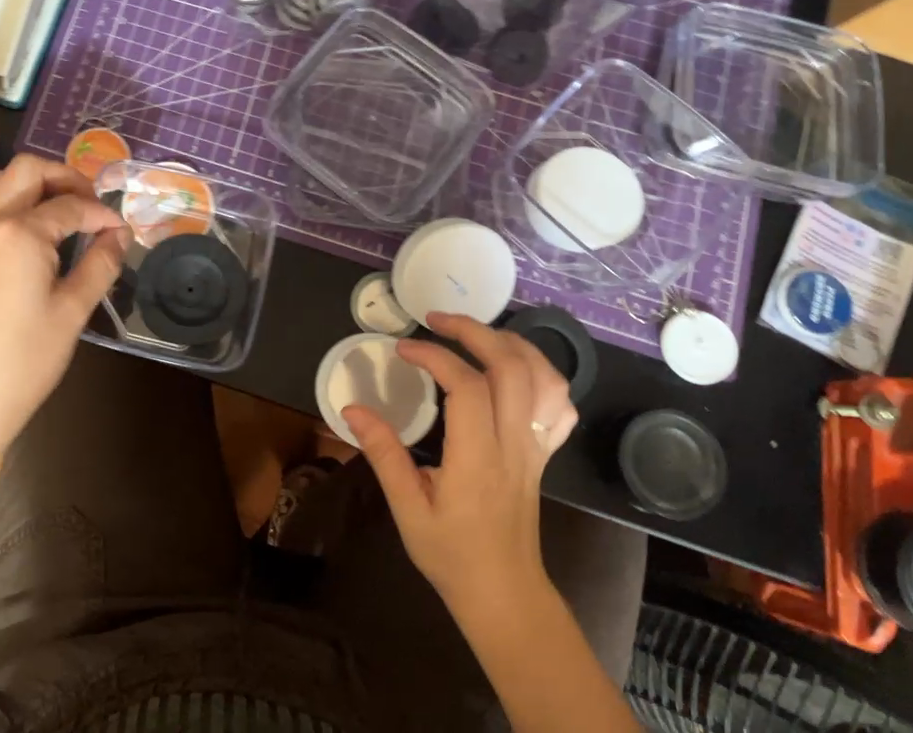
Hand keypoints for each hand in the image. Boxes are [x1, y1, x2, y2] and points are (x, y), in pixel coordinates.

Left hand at [0, 156, 128, 478]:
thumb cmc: (24, 364)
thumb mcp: (72, 313)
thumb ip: (99, 265)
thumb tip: (119, 235)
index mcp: (20, 232)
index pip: (70, 206)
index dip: (101, 213)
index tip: (120, 230)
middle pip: (25, 171)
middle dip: (62, 178)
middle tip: (87, 204)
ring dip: (14, 182)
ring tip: (40, 207)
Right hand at [342, 313, 577, 601]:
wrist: (505, 592)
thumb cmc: (451, 554)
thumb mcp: (406, 509)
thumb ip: (384, 454)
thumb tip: (353, 409)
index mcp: (478, 458)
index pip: (466, 387)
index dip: (435, 356)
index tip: (402, 349)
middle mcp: (514, 444)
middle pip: (511, 367)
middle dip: (475, 331)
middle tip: (436, 320)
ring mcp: (536, 448)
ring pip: (544, 378)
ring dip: (511, 344)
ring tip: (474, 333)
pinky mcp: (544, 454)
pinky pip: (559, 405)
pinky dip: (542, 374)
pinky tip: (513, 370)